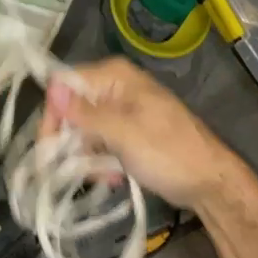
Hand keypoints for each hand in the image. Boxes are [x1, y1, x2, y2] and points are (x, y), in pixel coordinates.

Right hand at [39, 58, 244, 209]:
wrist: (210, 181)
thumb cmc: (168, 152)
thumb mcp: (124, 134)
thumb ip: (86, 114)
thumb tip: (52, 90)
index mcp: (114, 76)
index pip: (65, 84)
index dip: (53, 114)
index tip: (48, 149)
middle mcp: (115, 85)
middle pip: (72, 106)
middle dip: (69, 140)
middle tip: (67, 172)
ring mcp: (122, 108)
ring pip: (84, 127)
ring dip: (85, 155)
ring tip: (99, 178)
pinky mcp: (128, 130)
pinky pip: (100, 140)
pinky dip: (100, 159)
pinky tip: (110, 178)